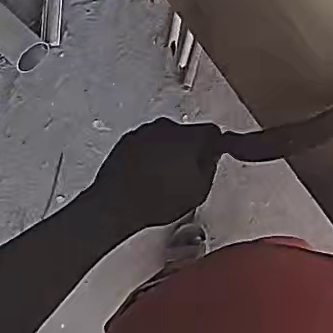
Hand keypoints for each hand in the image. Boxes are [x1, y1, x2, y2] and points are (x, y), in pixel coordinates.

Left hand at [81, 117, 223, 228]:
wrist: (116, 205)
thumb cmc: (156, 200)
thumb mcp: (198, 192)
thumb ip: (210, 168)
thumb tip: (211, 157)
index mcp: (188, 137)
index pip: (212, 131)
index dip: (216, 144)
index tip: (213, 155)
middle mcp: (166, 127)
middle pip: (188, 133)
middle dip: (191, 149)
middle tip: (188, 172)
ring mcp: (144, 131)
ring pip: (166, 137)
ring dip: (169, 151)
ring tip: (164, 178)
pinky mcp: (128, 139)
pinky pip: (147, 143)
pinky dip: (150, 154)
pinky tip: (148, 176)